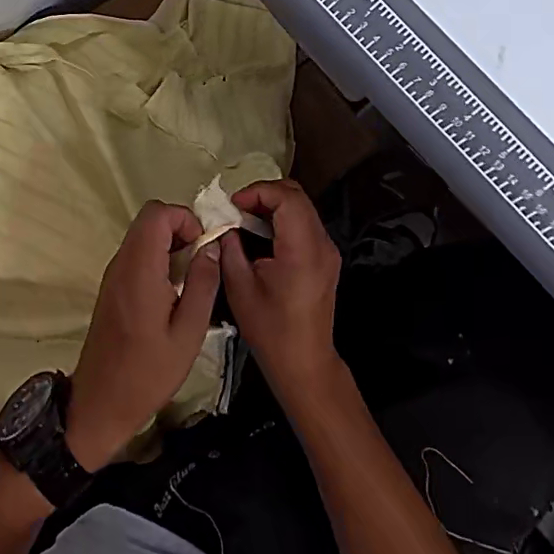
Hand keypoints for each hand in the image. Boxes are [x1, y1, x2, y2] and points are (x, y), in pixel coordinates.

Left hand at [67, 201, 221, 470]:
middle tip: (201, 261)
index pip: (157, 213)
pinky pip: (137, 255)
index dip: (184, 219)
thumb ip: (203, 284)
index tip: (203, 247)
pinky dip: (158, 259)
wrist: (100, 402)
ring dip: (170, 245)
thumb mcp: (189, 332)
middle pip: (149, 220)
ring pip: (143, 236)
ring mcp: (113, 274)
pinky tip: (173, 293)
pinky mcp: (112, 287)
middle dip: (180, 230)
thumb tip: (212, 248)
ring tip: (191, 280)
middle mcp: (122, 264)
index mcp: (140, 270)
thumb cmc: (147, 373)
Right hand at [218, 179, 342, 394]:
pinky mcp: (326, 257)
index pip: (287, 198)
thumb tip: (225, 226)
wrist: (304, 362)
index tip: (234, 204)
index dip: (258, 192)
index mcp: (303, 250)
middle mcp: (322, 244)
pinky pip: (304, 223)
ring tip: (245, 217)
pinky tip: (261, 233)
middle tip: (238, 207)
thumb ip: (230, 249)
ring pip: (302, 207)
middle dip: (264, 193)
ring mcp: (328, 250)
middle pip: (297, 195)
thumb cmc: (270, 329)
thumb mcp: (240, 288)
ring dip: (273, 204)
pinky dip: (282, 218)